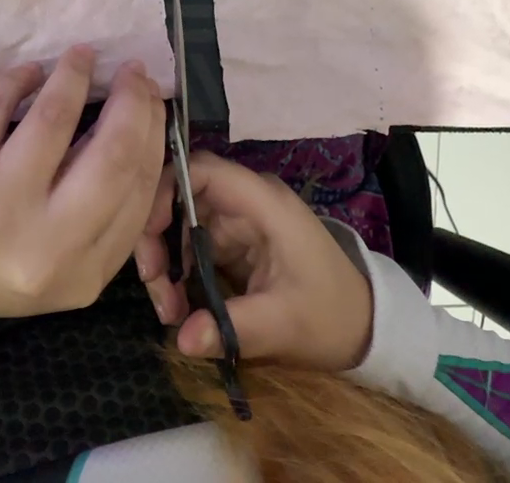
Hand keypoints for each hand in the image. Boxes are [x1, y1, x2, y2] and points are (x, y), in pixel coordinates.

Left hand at [0, 47, 166, 319]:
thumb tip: (133, 125)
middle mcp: (43, 248)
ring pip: (57, 117)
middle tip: (133, 71)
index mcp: (78, 276)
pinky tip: (28, 73)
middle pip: (113, 156)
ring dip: (74, 74)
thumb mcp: (51, 258)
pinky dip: (20, 79)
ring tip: (79, 57)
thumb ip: (94, 210)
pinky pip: (0, 102)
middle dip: (132, 102)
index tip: (153, 100)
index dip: (152, 135)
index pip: (138, 192)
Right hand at [134, 150, 372, 371]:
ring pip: (180, 224)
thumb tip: (181, 340)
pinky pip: (190, 247)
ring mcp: (238, 222)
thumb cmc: (331, 314)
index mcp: (263, 203)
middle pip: (183, 197)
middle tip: (153, 287)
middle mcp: (246, 203)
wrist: (364, 329)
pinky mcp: (233, 244)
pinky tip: (177, 308)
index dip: (166, 190)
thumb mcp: (284, 324)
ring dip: (165, 262)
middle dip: (158, 237)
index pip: (203, 170)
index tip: (145, 232)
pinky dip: (178, 274)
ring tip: (168, 310)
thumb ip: (232, 328)